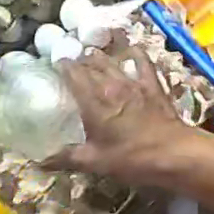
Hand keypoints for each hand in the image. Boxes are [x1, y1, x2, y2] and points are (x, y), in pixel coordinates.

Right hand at [53, 36, 203, 183]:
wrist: (173, 153)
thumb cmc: (131, 158)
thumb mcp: (95, 162)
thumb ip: (66, 158)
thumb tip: (40, 163)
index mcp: (93, 101)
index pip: (73, 73)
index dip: (63, 66)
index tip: (56, 64)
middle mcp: (111, 85)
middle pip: (91, 64)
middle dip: (80, 61)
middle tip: (73, 65)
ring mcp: (133, 81)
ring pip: (112, 61)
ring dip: (100, 57)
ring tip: (92, 56)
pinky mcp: (152, 83)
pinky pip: (142, 60)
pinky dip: (134, 53)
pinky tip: (129, 50)